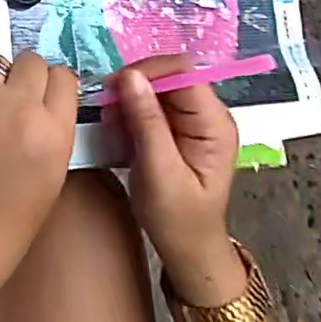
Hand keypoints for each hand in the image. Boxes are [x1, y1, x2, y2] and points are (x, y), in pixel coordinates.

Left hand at [0, 51, 77, 293]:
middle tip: (16, 97)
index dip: (55, 84)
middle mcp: (21, 106)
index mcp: (54, 131)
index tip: (46, 94)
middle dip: (26, 75)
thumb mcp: (51, 176)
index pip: (64, 78)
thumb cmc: (8, 221)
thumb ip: (53, 131)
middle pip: (31, 61)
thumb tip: (46, 101)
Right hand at [112, 54, 248, 306]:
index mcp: (214, 122)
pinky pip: (147, 103)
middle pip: (166, 75)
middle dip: (133, 86)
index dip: (147, 71)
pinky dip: (127, 111)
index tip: (114, 88)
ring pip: (152, 87)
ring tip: (110, 124)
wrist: (186, 250)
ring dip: (126, 99)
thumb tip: (129, 75)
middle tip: (106, 108)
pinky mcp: (173, 128)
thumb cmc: (177, 218)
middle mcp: (205, 114)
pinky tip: (117, 130)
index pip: (181, 72)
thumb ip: (146, 121)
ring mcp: (190, 120)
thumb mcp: (159, 172)